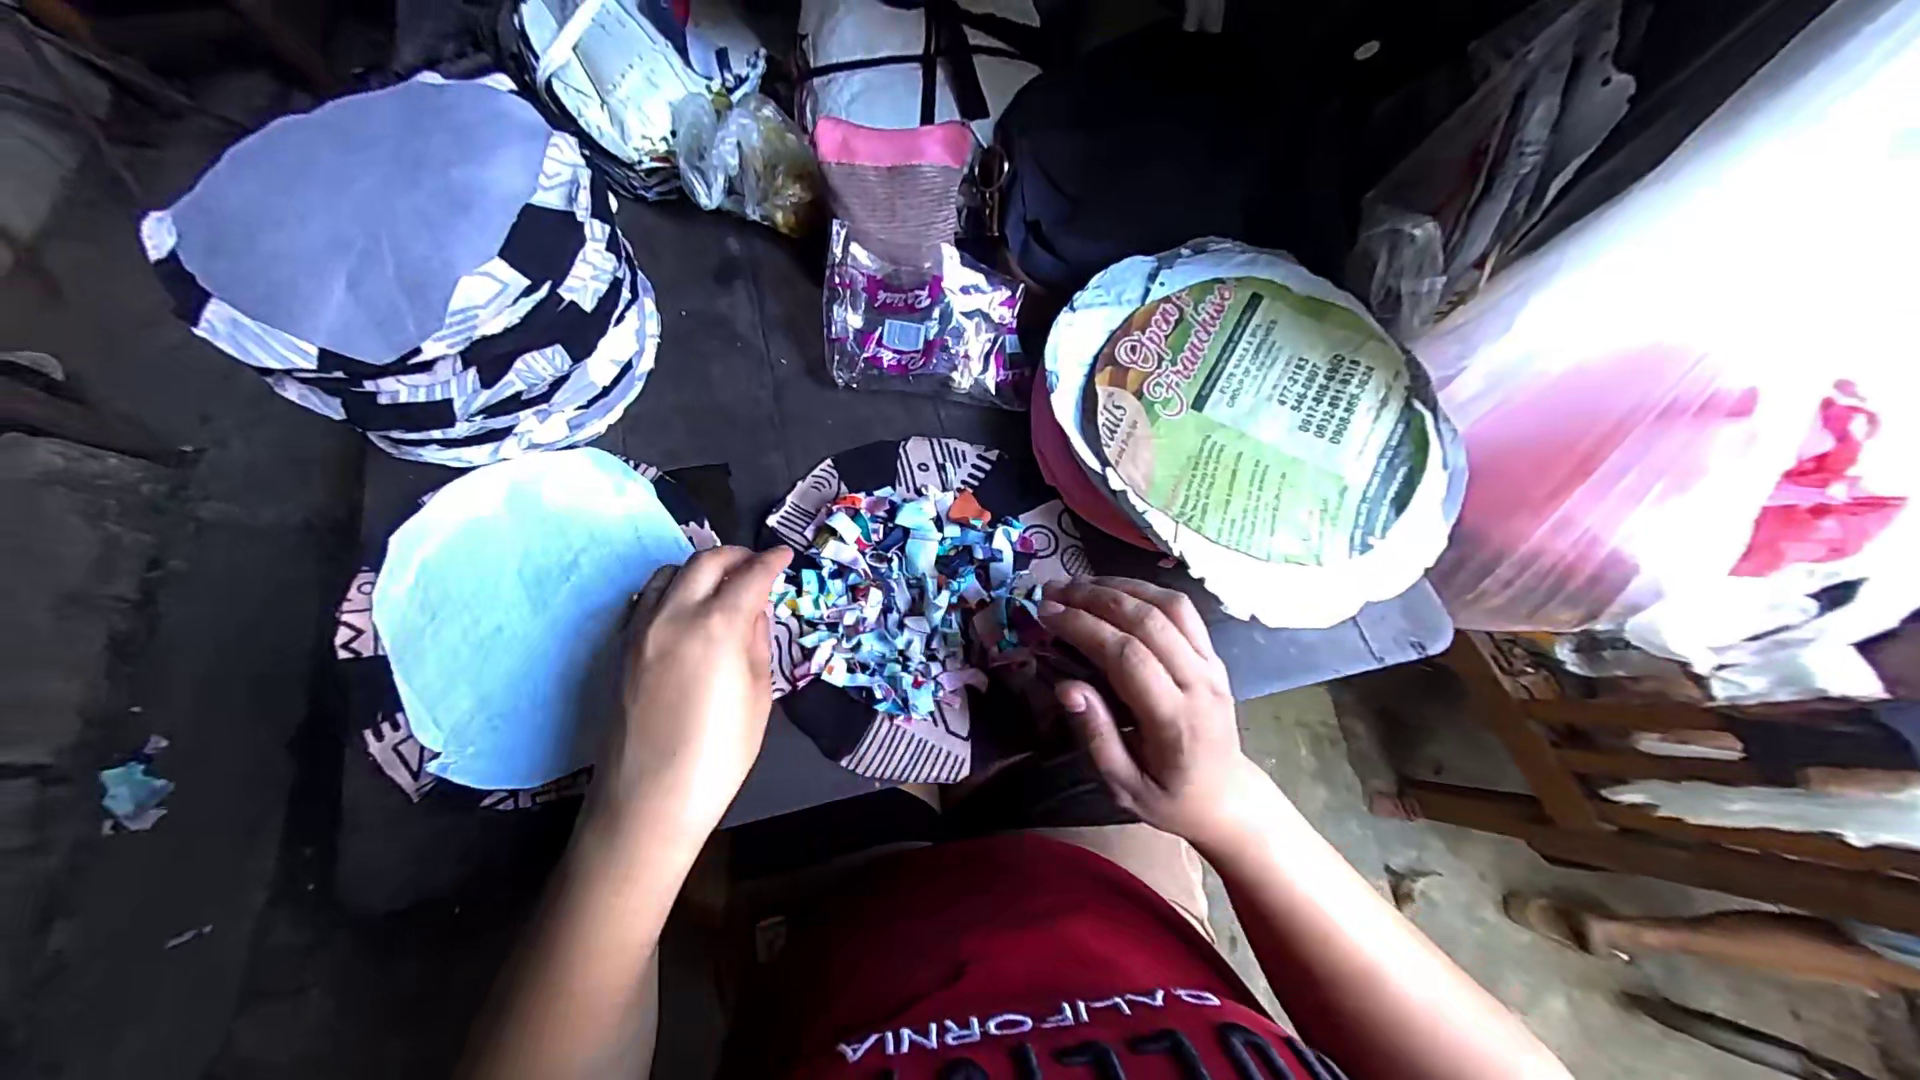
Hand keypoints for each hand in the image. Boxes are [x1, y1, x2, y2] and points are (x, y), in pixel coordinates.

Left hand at [602, 545, 792, 837]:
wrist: (649, 799)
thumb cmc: (719, 754)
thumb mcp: (758, 696)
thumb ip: (757, 643)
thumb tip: (755, 611)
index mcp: (716, 627)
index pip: (750, 576)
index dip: (772, 562)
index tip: (785, 555)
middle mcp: (673, 616)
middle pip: (705, 562)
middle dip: (736, 555)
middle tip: (756, 564)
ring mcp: (640, 630)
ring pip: (669, 573)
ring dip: (700, 568)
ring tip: (720, 584)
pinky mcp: (620, 648)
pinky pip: (646, 598)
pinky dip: (671, 589)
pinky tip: (685, 609)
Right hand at [1038, 577, 1272, 846]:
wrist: (1226, 797)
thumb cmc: (1169, 796)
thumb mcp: (1124, 787)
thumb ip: (1096, 736)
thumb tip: (1065, 687)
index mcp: (1175, 720)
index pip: (1127, 656)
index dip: (1084, 628)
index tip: (1046, 614)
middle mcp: (1199, 683)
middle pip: (1147, 621)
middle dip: (1094, 599)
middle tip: (1052, 591)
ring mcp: (1211, 664)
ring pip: (1168, 606)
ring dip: (1118, 587)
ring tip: (1076, 585)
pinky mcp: (1213, 654)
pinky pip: (1182, 609)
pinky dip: (1144, 590)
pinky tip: (1112, 589)